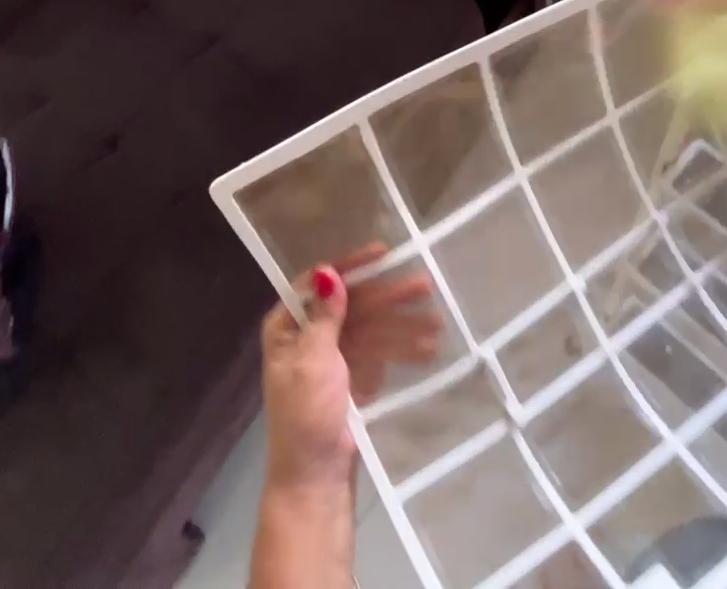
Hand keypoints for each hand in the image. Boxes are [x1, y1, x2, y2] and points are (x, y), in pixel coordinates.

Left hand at [259, 245, 442, 489]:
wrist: (316, 473)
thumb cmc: (306, 414)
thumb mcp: (314, 361)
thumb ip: (325, 316)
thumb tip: (328, 271)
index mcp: (287, 327)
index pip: (320, 285)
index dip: (351, 266)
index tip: (383, 253)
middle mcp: (309, 334)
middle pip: (354, 304)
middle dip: (389, 298)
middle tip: (426, 286)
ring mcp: (334, 354)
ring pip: (372, 327)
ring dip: (404, 324)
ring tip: (438, 324)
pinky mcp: (354, 374)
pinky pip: (380, 351)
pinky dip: (402, 348)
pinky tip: (428, 348)